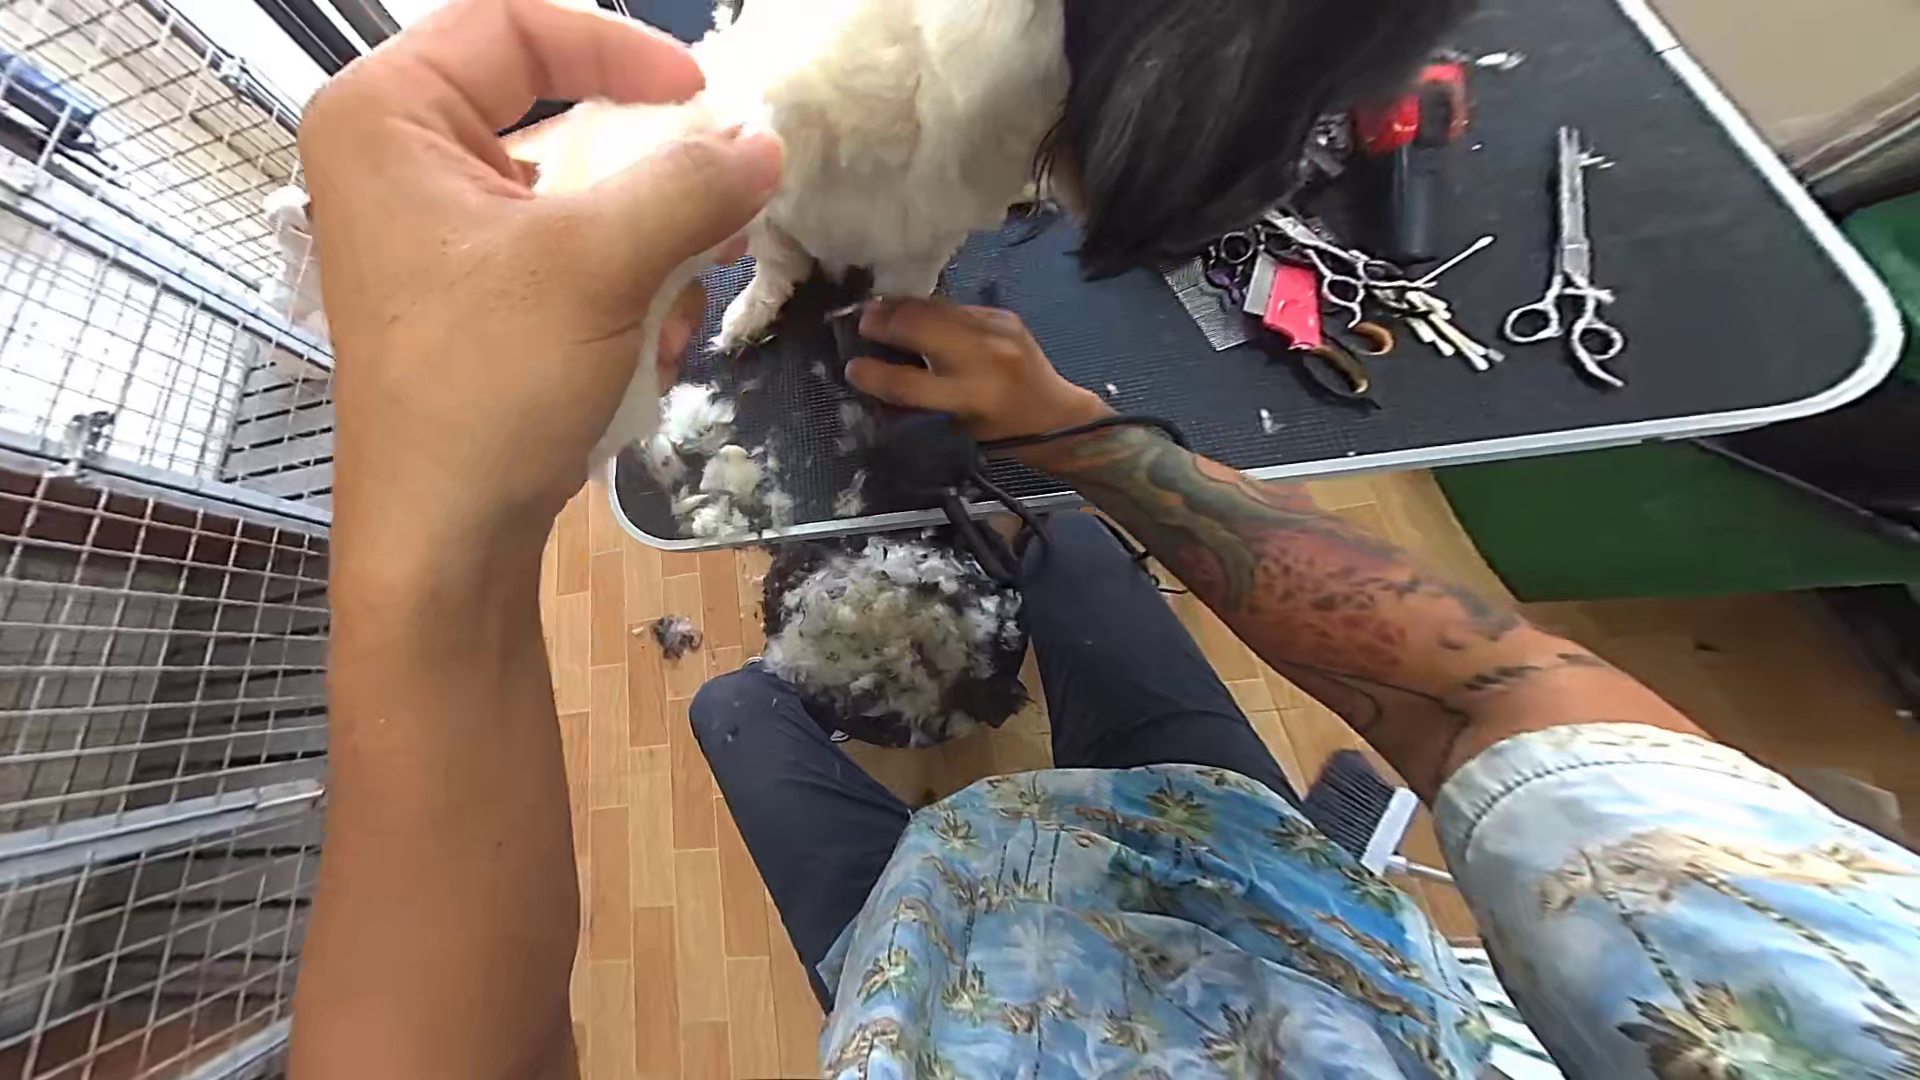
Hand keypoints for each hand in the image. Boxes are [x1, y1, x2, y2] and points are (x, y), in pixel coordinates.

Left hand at [299, 0, 782, 571]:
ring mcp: (468, 251)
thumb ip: (686, 194)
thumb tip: (768, 145)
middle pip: (572, 139)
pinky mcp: (507, 309)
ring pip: (596, 218)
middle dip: (657, 196)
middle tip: (722, 226)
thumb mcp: (595, 269)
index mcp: (397, 123)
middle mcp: (424, 175)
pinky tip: (649, 354)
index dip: (620, 51)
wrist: (459, 521)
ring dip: (657, 267)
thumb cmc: (496, 378)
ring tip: (672, 325)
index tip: (707, 97)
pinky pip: (593, 276)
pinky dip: (636, 306)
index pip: (515, 32)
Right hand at [844, 300, 1109, 448]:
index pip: (909, 384)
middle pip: (920, 329)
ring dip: (901, 306)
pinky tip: (913, 310)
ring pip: (936, 308)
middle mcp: (984, 361)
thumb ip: (923, 405)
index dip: (874, 375)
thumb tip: (879, 378)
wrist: (1056, 415)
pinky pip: (956, 307)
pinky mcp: (1004, 316)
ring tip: (877, 308)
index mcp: (972, 400)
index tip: (852, 367)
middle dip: (883, 322)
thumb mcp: (961, 429)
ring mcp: (997, 332)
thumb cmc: (1004, 432)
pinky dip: (930, 309)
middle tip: (859, 321)